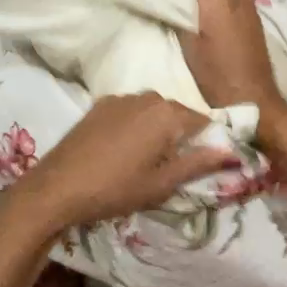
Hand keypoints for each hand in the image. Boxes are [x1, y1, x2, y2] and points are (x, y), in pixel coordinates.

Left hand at [0, 92, 238, 236]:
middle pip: (177, 113)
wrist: (57, 188)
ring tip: (146, 160)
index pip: (202, 122)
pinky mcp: (98, 106)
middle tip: (172, 167)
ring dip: (156, 130)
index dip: (206, 142)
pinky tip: (122, 151)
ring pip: (152, 111)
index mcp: (167, 114)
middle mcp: (147, 97)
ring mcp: (120, 99)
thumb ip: (198, 164)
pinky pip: (129, 112)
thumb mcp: (162, 184)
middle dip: (180, 136)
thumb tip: (230, 153)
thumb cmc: (115, 189)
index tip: (201, 165)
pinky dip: (134, 126)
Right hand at [178, 0, 284, 111]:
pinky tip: (207, 27)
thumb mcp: (187, 47)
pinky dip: (217, 9)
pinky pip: (230, 4)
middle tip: (170, 0)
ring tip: (187, 15)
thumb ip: (177, 16)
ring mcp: (249, 8)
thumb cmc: (215, 76)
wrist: (253, 102)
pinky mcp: (254, 21)